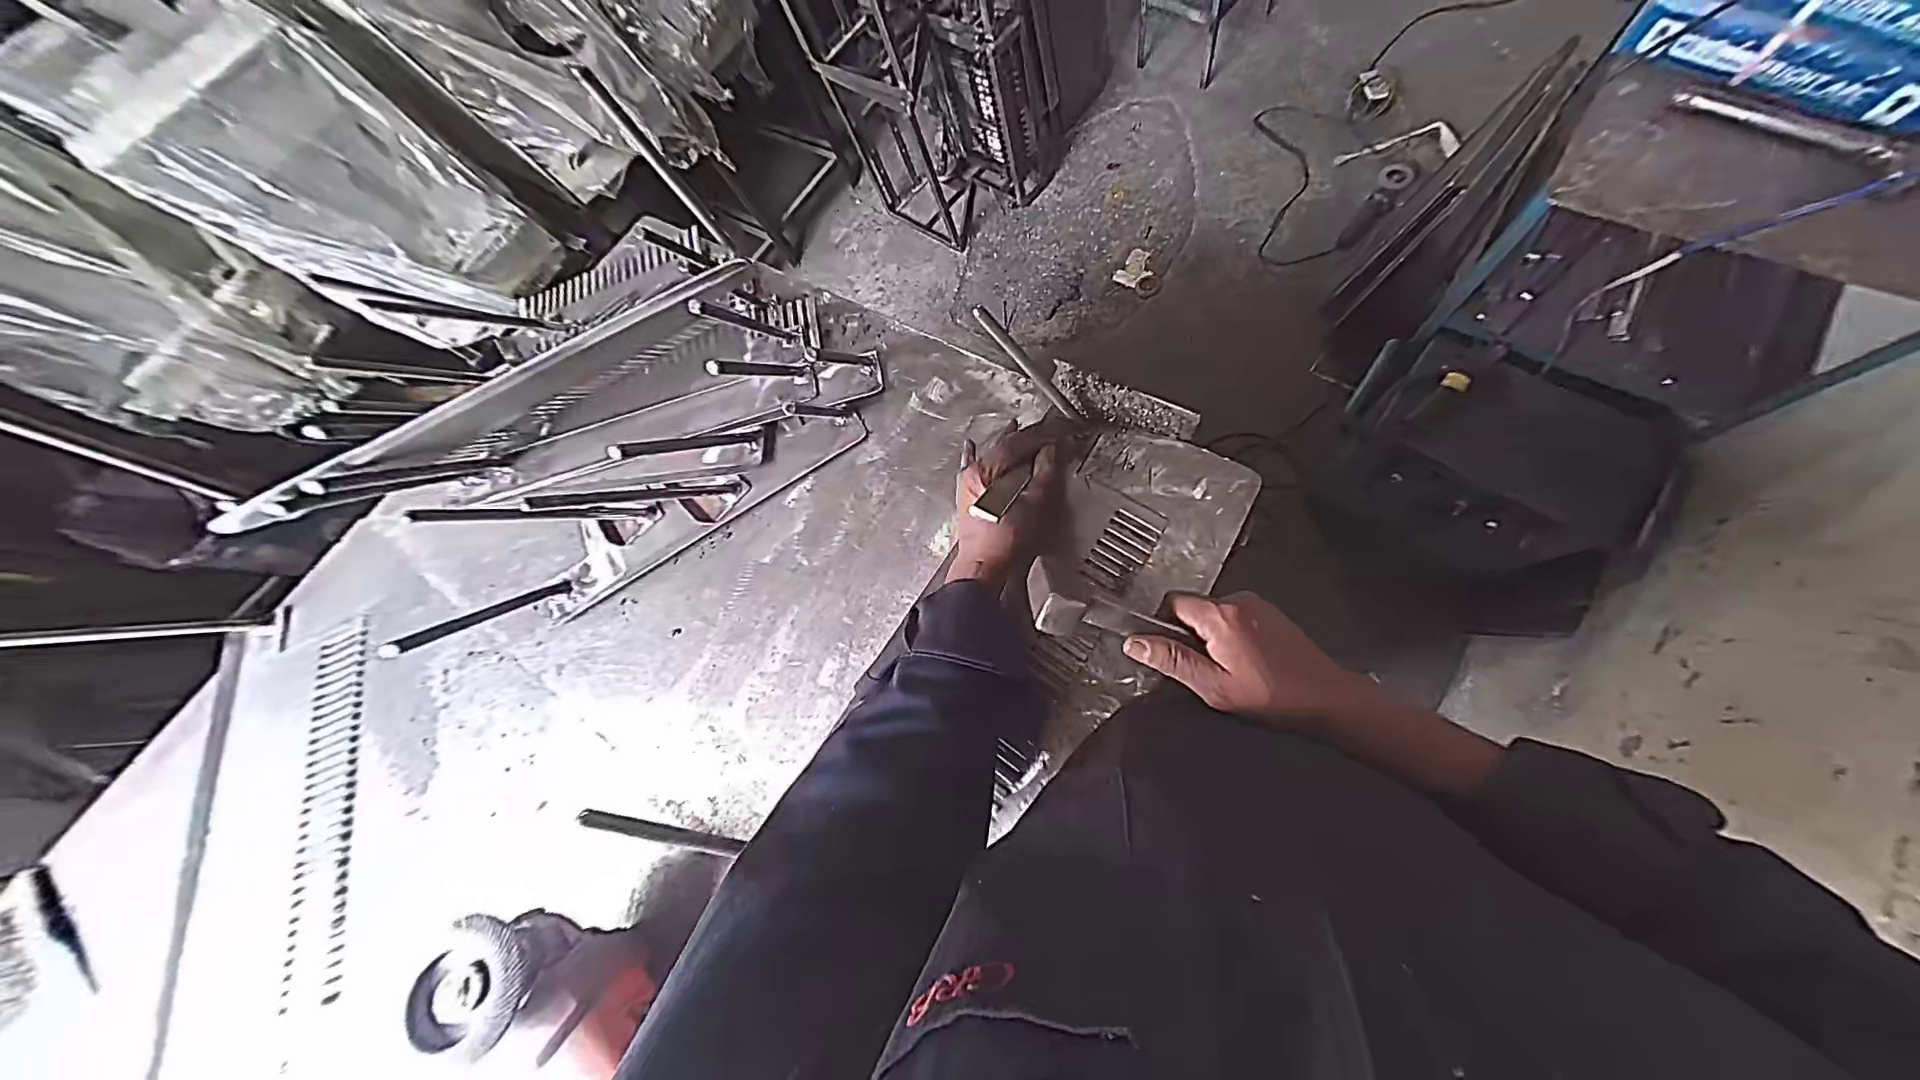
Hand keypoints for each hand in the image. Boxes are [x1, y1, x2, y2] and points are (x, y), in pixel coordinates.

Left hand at [946, 421, 1068, 589]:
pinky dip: (980, 457)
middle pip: (1002, 445)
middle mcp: (972, 474)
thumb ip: (1045, 475)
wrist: (983, 569)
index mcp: (985, 471)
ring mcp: (967, 486)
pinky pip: (974, 469)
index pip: (1017, 442)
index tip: (1058, 434)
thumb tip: (1052, 452)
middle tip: (1047, 433)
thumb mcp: (1034, 506)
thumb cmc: (1003, 543)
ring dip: (1008, 443)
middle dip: (1026, 437)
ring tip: (1019, 431)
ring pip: (990, 455)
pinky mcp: (967, 499)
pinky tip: (972, 448)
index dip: (1041, 436)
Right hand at [1123, 592, 1384, 727]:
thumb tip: (1136, 643)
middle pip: (1191, 607)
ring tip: (1227, 668)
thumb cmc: (1273, 696)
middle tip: (1200, 667)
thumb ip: (1171, 661)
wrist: (1327, 697)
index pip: (1170, 603)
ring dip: (1208, 636)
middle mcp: (1239, 601)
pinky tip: (1243, 662)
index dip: (1161, 625)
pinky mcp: (1269, 613)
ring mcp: (1257, 605)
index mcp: (1221, 616)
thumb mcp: (1212, 686)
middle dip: (1186, 634)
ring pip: (1211, 614)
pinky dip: (1228, 636)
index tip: (1165, 649)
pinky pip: (1232, 617)